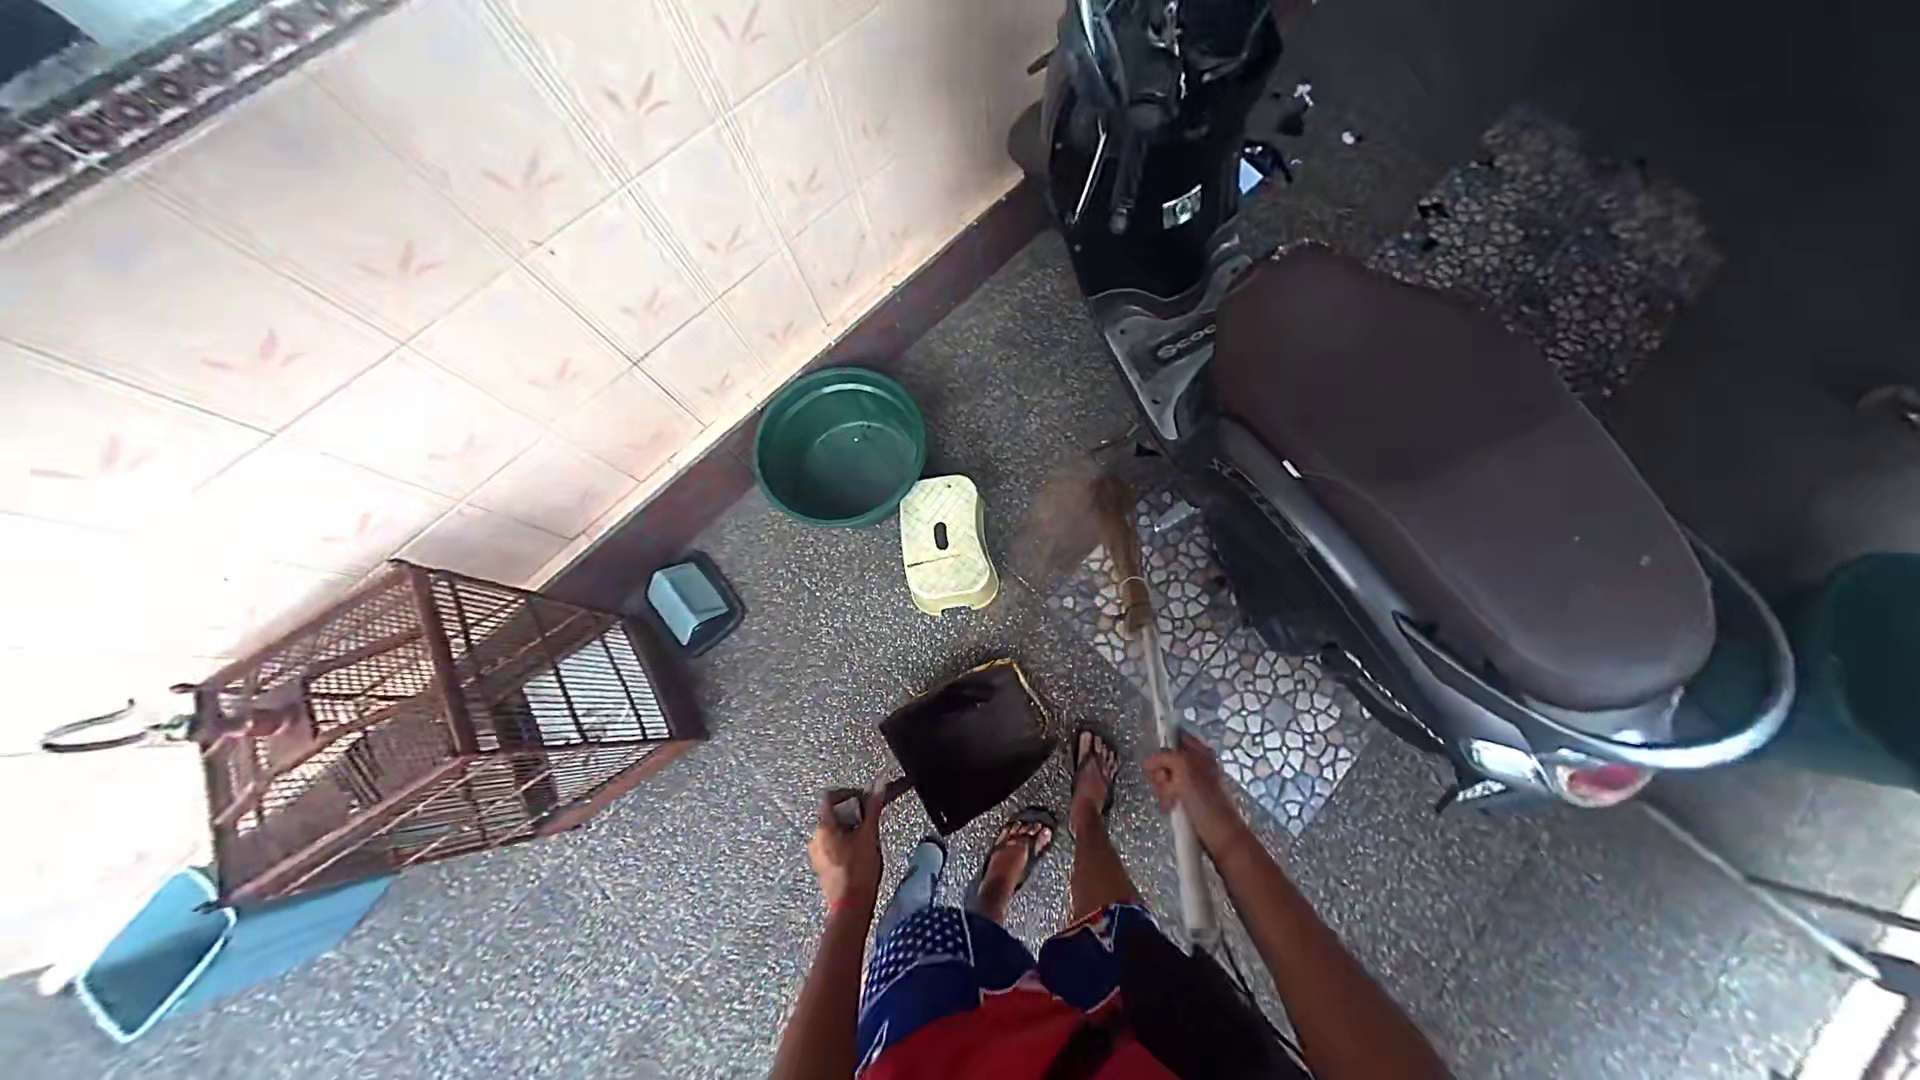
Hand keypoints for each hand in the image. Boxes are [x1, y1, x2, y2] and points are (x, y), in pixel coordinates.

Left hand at [809, 789, 883, 918]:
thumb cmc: (858, 872)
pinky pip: (832, 845)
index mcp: (823, 827)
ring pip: (833, 830)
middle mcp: (815, 838)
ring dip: (850, 828)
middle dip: (852, 813)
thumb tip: (878, 785)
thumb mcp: (870, 835)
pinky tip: (859, 852)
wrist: (851, 907)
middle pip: (833, 813)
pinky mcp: (822, 866)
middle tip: (868, 820)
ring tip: (866, 838)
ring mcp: (817, 853)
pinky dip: (845, 842)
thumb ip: (873, 808)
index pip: (831, 796)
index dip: (849, 793)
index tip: (864, 799)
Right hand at [1145, 733, 1250, 856]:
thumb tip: (1149, 761)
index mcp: (1201, 753)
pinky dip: (1165, 798)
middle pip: (1166, 758)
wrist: (1221, 837)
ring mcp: (1190, 782)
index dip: (1165, 744)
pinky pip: (1166, 791)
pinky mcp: (1185, 799)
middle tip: (1165, 782)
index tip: (1158, 757)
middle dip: (1161, 771)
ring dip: (1162, 787)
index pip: (1177, 737)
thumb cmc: (1207, 802)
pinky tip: (1169, 807)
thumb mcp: (1185, 770)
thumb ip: (1166, 758)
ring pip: (1164, 775)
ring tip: (1170, 799)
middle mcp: (1196, 764)